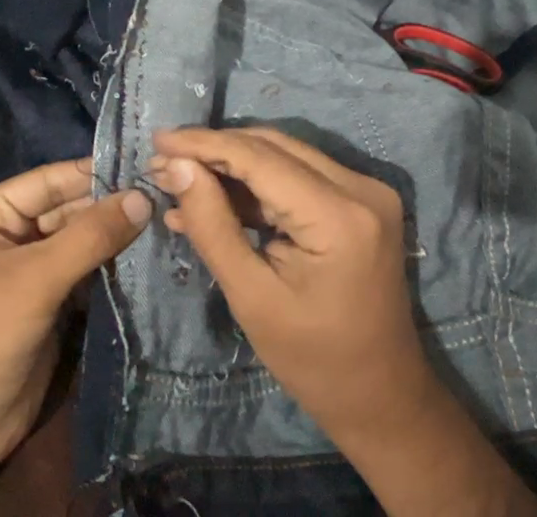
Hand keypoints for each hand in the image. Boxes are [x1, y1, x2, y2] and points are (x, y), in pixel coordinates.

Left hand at [0, 159, 150, 515]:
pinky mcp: (46, 307)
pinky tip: (149, 260)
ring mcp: (26, 274)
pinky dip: (110, 270)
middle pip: (66, 211)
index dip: (96, 173)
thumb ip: (90, 235)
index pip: (48, 181)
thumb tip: (144, 197)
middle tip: (170, 197)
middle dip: (111, 207)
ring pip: (78, 244)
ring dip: (115, 239)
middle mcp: (5, 236)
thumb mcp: (35, 278)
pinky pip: (82, 276)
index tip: (149, 165)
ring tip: (169, 223)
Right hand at [150, 127, 430, 448]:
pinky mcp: (359, 203)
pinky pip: (297, 178)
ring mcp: (364, 192)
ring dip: (229, 165)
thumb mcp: (251, 296)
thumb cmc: (313, 359)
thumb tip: (177, 166)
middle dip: (213, 151)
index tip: (156, 140)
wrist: (380, 396)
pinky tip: (210, 200)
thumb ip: (212, 225)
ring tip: (176, 179)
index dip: (203, 144)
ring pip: (282, 157)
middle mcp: (359, 188)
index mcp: (339, 215)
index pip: (260, 157)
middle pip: (272, 147)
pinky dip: (254, 186)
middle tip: (160, 162)